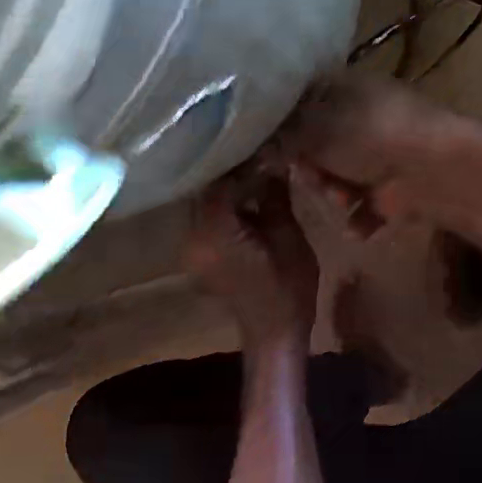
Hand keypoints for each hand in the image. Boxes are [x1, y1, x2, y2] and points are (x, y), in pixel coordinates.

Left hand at [183, 168, 318, 350]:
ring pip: (207, 204)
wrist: (275, 334)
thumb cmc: (288, 289)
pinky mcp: (200, 256)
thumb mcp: (289, 238)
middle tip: (261, 155)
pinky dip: (227, 208)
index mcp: (213, 231)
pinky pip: (209, 221)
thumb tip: (274, 161)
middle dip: (233, 172)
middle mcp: (193, 236)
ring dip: (229, 189)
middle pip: (207, 189)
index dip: (242, 161)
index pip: (219, 180)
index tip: (266, 149)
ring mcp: (192, 248)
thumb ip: (275, 197)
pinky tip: (249, 201)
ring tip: (257, 174)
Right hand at [280, 75, 481, 225]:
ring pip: (338, 184)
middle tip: (315, 178)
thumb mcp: (314, 128)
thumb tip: (252, 149)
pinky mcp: (394, 194)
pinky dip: (360, 220)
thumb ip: (279, 138)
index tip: (270, 152)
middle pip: (316, 152)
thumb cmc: (368, 137)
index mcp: (342, 89)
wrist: (432, 172)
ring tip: (344, 200)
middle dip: (314, 172)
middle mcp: (359, 121)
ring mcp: (379, 159)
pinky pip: (364, 211)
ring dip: (336, 196)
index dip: (282, 132)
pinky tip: (360, 226)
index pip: (298, 107)